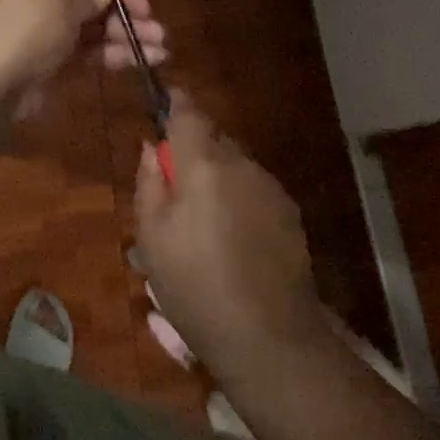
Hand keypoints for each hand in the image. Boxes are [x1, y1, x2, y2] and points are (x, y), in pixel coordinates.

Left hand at [0, 0, 166, 96]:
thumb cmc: (26, 33)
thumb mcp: (60, 5)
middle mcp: (51, 0)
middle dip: (128, 5)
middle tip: (152, 20)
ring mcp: (57, 32)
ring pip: (101, 25)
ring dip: (131, 32)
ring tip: (161, 45)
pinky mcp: (63, 61)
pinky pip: (96, 51)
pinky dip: (119, 53)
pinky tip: (147, 58)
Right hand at [134, 92, 326, 368]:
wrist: (267, 336)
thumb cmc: (194, 284)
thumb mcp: (150, 235)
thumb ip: (149, 181)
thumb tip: (150, 146)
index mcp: (203, 163)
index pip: (188, 111)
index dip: (174, 103)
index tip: (161, 105)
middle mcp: (242, 164)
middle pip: (213, 138)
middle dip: (192, 151)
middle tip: (173, 187)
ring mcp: (271, 188)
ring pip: (235, 165)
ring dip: (217, 178)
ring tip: (201, 222)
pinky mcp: (290, 215)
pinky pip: (255, 190)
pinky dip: (239, 200)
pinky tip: (232, 240)